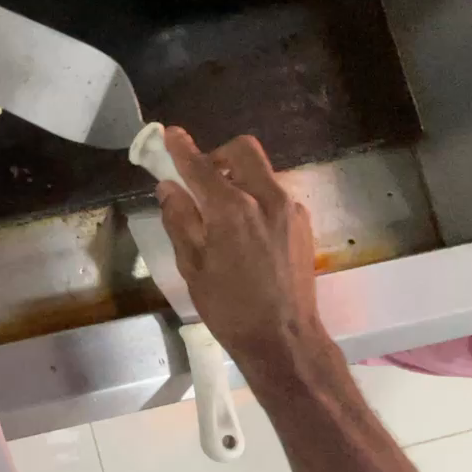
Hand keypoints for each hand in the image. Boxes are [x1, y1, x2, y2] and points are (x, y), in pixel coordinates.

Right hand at [155, 128, 328, 374]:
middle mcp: (266, 199)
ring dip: (235, 179)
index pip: (201, 166)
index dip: (181, 148)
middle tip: (198, 179)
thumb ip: (179, 220)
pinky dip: (252, 199)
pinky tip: (242, 233)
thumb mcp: (191, 265)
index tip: (169, 134)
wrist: (282, 337)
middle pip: (243, 151)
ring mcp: (290, 209)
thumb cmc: (228, 306)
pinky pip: (272, 196)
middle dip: (217, 155)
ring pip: (260, 173)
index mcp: (232, 209)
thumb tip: (169, 188)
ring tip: (218, 213)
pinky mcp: (303, 223)